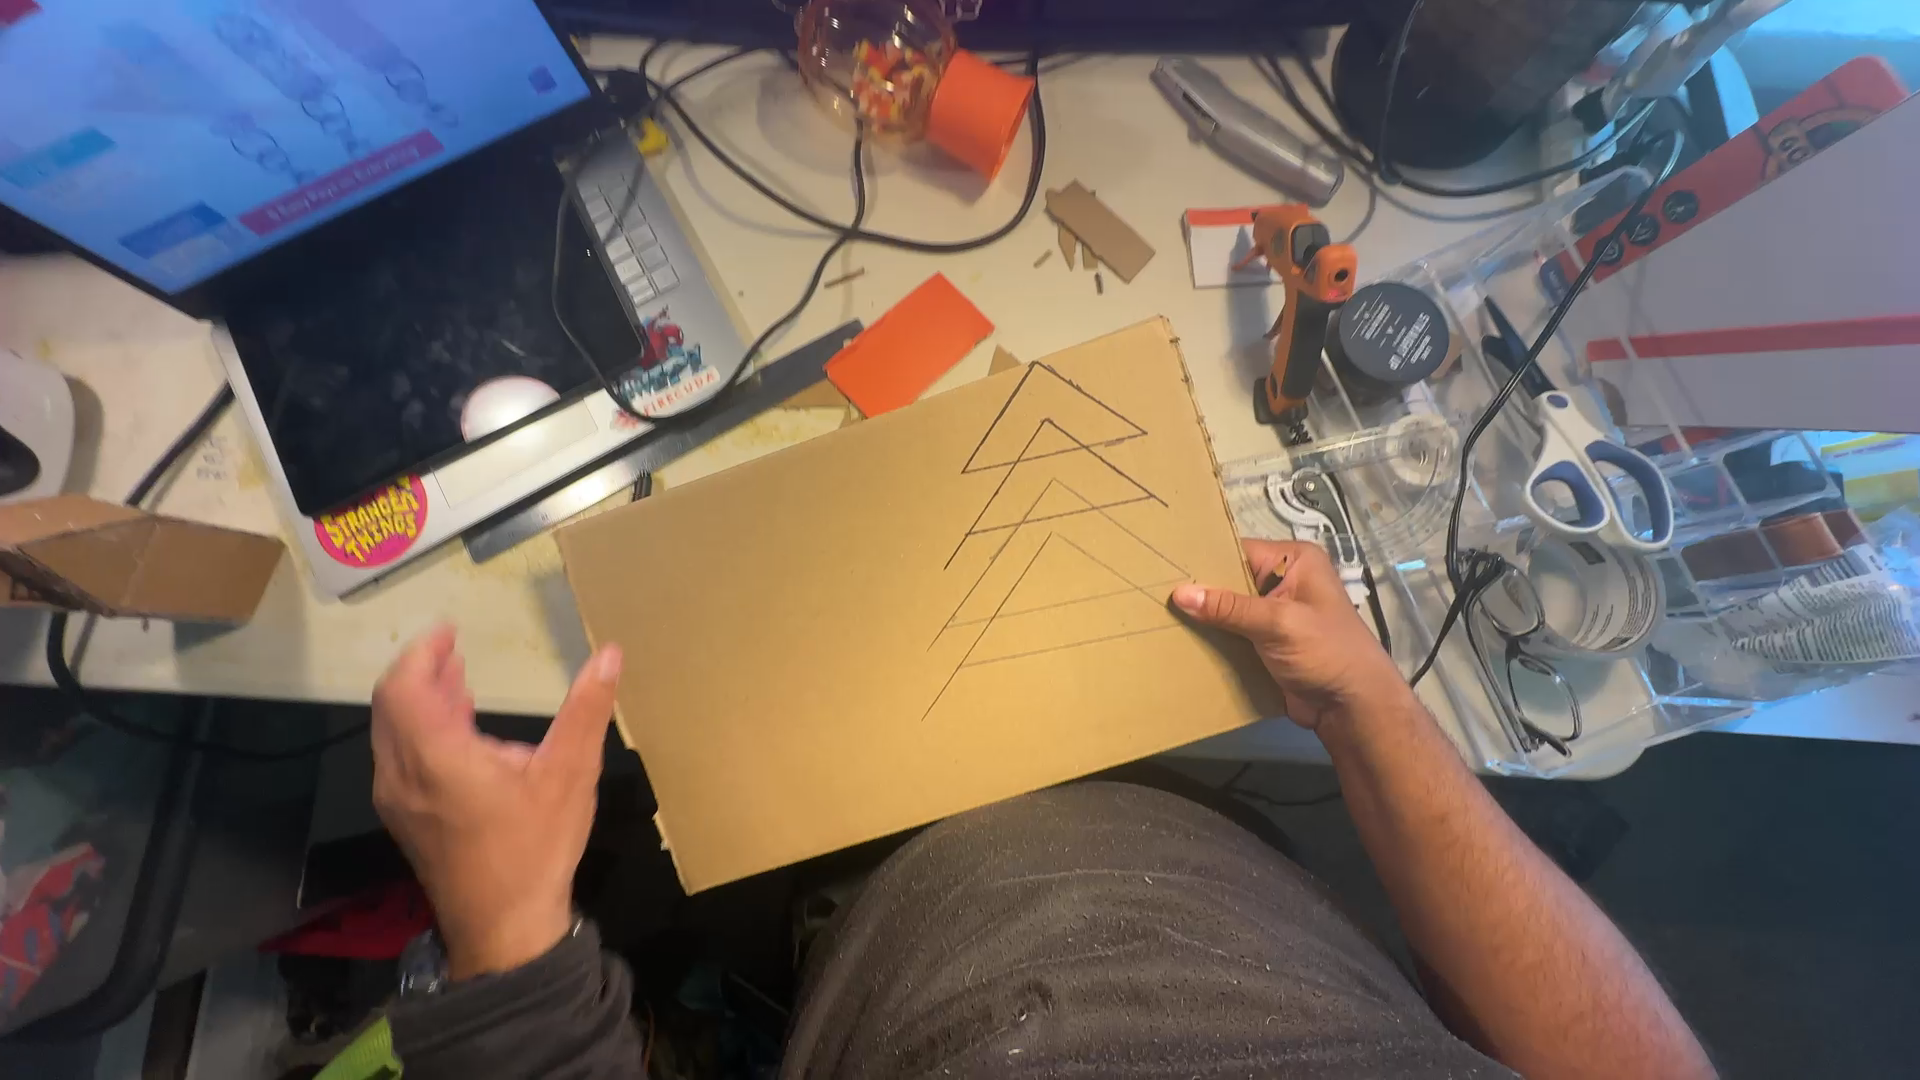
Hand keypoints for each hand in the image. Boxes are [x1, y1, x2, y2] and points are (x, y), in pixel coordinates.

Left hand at [371, 625, 622, 979]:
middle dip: (419, 670)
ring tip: (453, 672)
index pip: (405, 690)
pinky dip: (420, 725)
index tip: (447, 628)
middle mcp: (404, 775)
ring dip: (419, 698)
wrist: (504, 925)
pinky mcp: (409, 818)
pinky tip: (457, 725)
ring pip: (392, 733)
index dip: (421, 654)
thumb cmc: (537, 844)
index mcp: (439, 759)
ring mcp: (400, 800)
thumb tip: (609, 652)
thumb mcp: (572, 772)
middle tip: (451, 643)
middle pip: (391, 707)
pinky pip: (400, 755)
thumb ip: (587, 709)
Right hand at [1172, 540, 1409, 730]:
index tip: (1162, 568)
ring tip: (1157, 615)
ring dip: (1201, 617)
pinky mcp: (1264, 640)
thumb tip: (1179, 593)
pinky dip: (1211, 637)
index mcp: (1294, 561)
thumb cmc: (1327, 653)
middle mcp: (1283, 580)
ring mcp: (1273, 612)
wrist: (1352, 709)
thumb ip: (1229, 608)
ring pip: (1226, 608)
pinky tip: (1180, 638)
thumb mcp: (1279, 623)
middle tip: (1153, 592)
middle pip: (1228, 579)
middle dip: (1198, 590)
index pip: (1237, 551)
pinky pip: (1230, 631)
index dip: (1202, 560)